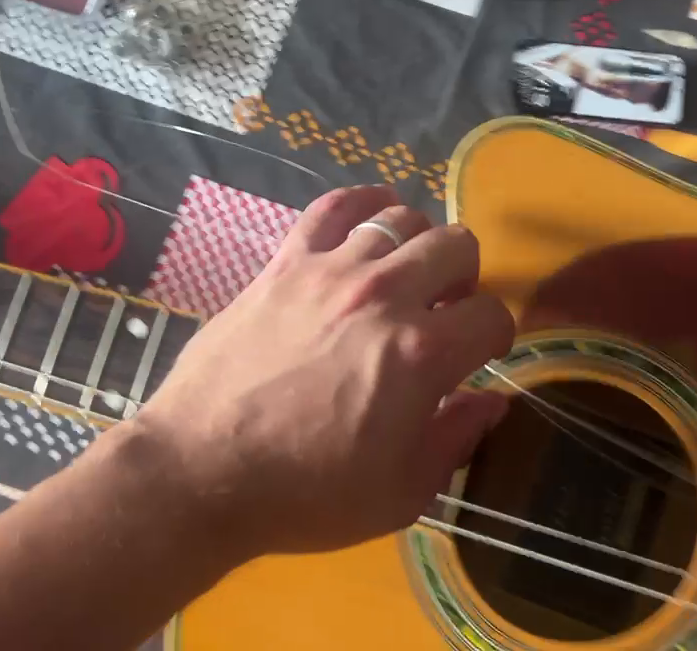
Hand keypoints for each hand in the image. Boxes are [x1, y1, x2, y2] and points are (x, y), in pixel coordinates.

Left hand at [118, 185, 515, 559]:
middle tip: (444, 309)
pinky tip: (372, 215)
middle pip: (456, 246)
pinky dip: (362, 202)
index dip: (495, 335)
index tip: (479, 353)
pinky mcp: (286, 261)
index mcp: (420, 353)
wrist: (201, 470)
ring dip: (417, 244)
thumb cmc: (306, 493)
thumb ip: (456, 438)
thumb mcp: (400, 492)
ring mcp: (332, 269)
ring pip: (401, 218)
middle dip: (465, 277)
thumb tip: (492, 399)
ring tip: (404, 273)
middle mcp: (385, 295)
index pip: (491, 315)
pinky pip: (334, 206)